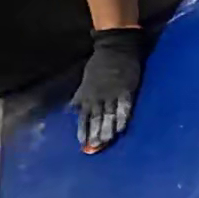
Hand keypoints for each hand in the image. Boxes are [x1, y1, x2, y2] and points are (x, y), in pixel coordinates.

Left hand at [72, 27, 145, 153]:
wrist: (116, 49)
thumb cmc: (100, 65)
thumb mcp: (85, 81)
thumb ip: (81, 96)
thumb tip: (72, 110)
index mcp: (87, 95)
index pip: (84, 118)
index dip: (83, 131)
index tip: (82, 145)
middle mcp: (98, 97)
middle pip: (96, 120)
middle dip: (95, 135)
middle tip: (94, 149)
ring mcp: (112, 94)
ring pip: (108, 117)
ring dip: (106, 131)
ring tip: (105, 142)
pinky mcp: (126, 91)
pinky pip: (124, 108)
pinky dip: (122, 119)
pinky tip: (121, 130)